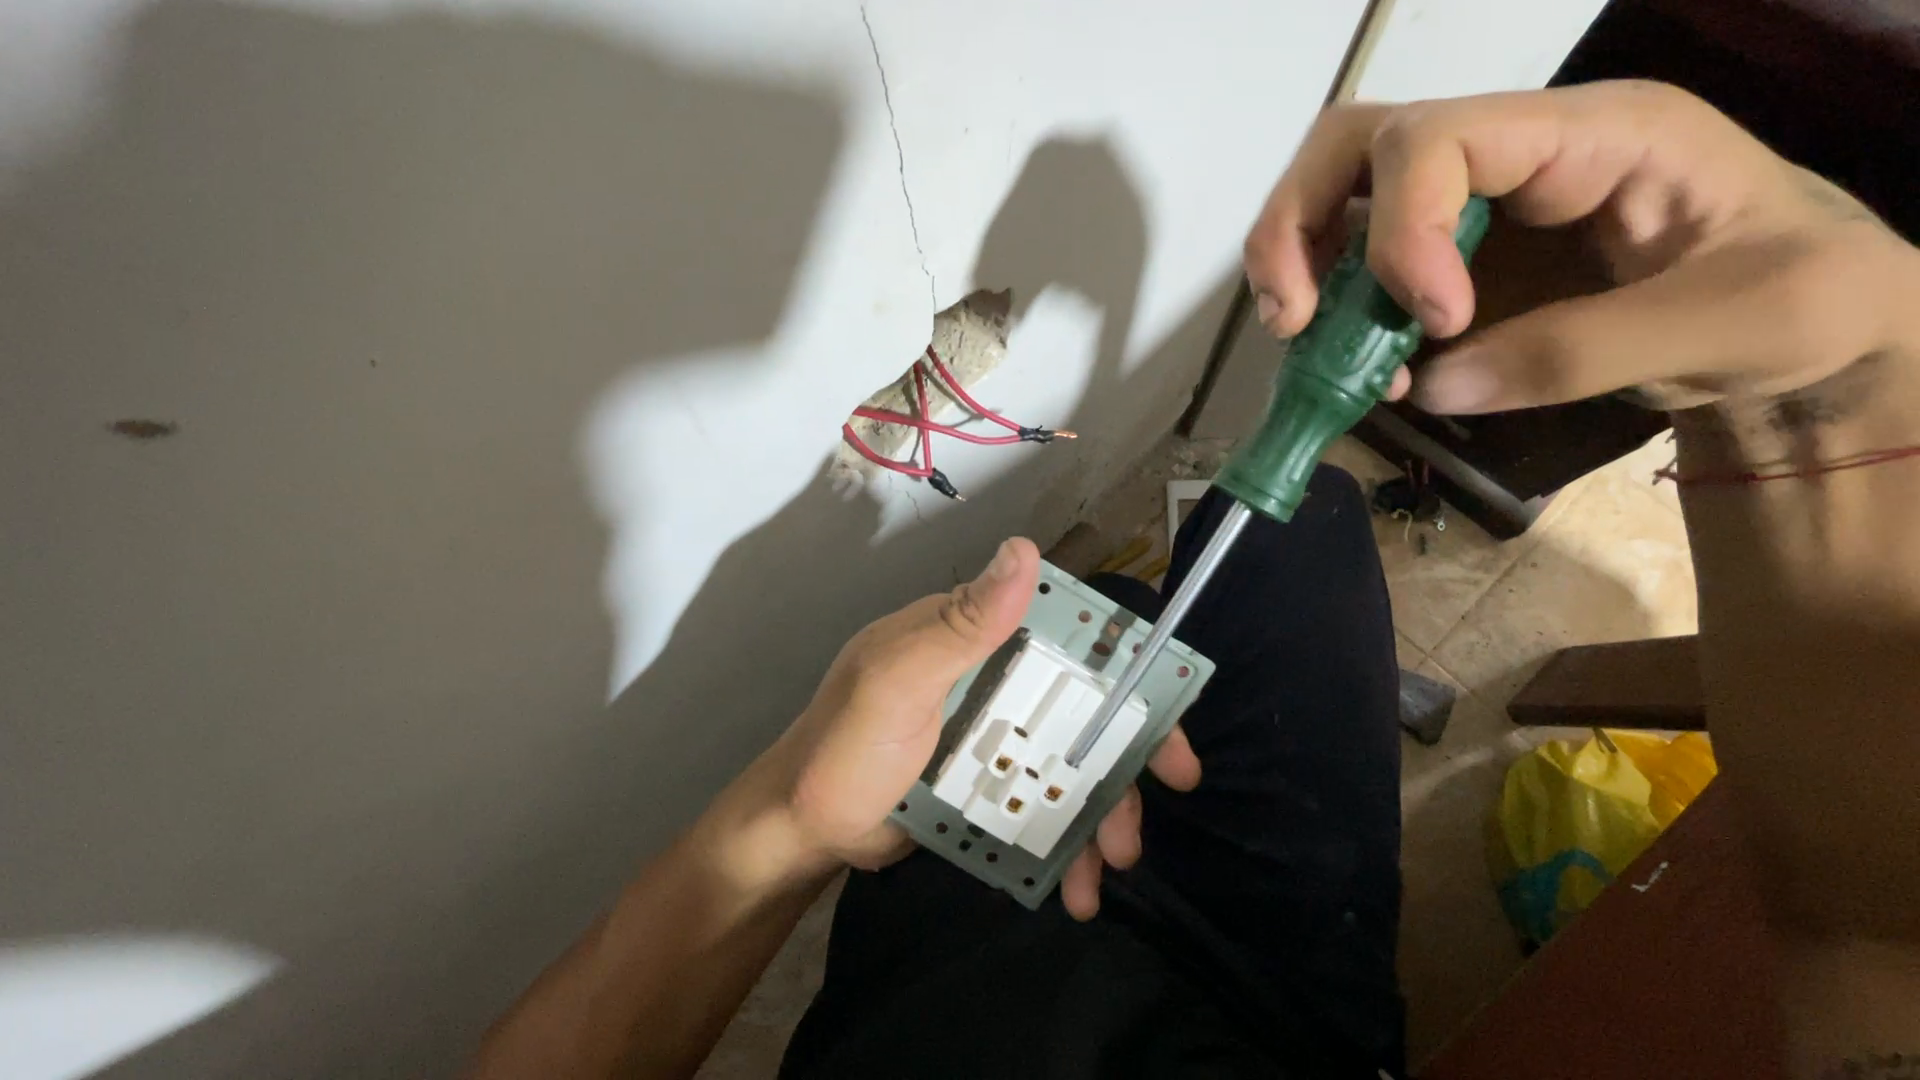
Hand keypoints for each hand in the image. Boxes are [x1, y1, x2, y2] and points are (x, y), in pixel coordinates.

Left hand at [747, 537, 1199, 919]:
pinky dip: (1066, 843)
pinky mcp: (986, 785)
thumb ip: (961, 623)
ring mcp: (991, 735)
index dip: (1125, 665)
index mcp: (973, 638)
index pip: (1067, 634)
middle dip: (1127, 753)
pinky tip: (1073, 886)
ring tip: (1110, 865)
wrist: (802, 830)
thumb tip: (1026, 549)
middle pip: (1082, 706)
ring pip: (1069, 763)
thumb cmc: (845, 748)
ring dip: (1101, 811)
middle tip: (1166, 793)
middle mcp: (991, 678)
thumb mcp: (898, 680)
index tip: (1167, 706)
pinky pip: (1043, 804)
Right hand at [1242, 80, 1919, 416]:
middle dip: (1298, 226)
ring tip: (1304, 338)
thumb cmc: (1802, 305)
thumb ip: (1586, 349)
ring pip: (1334, 196)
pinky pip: (1354, 267)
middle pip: (1354, 143)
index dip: (1405, 229)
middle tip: (1293, 316)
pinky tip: (1355, 366)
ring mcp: (1472, 209)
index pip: (1440, 138)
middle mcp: (1512, 155)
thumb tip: (1430, 381)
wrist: (1800, 336)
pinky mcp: (1449, 266)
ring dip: (1298, 267)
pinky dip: (1330, 316)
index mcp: (1592, 134)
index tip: (1438, 323)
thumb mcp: (1744, 320)